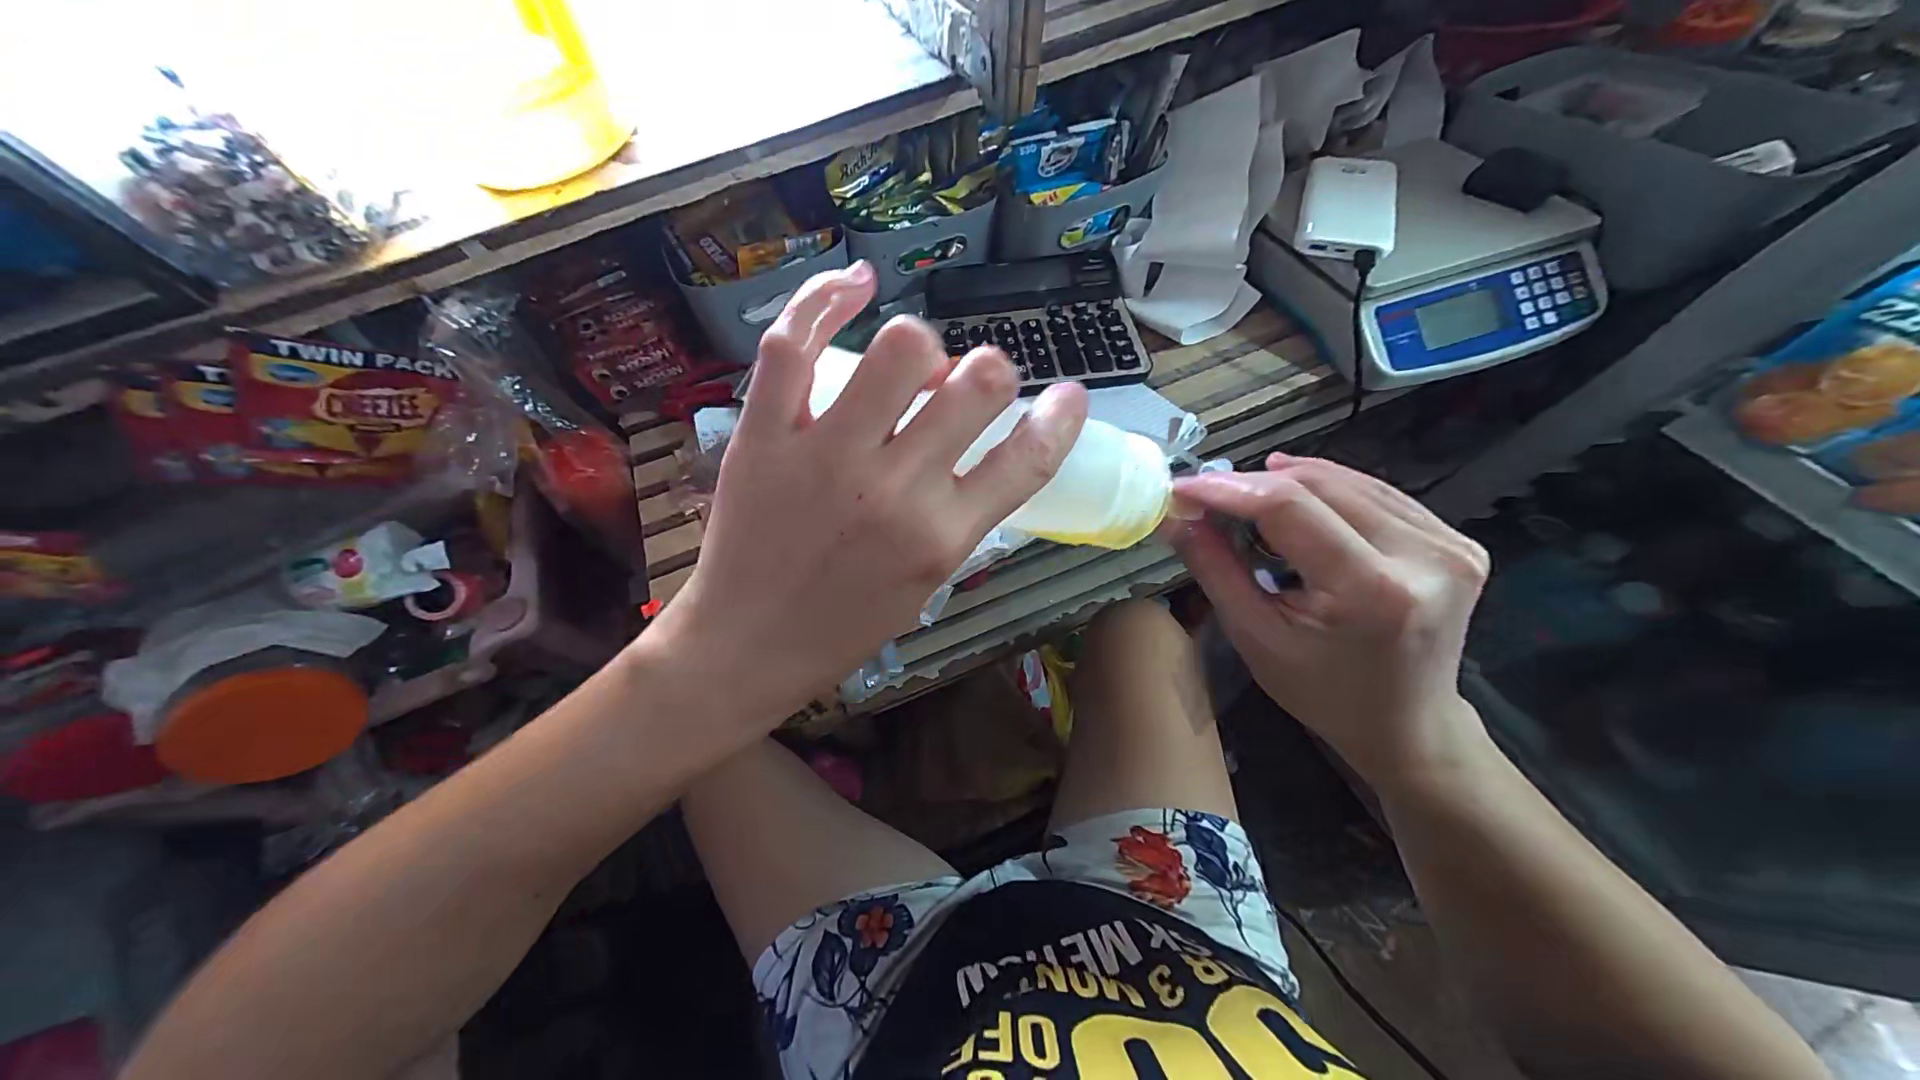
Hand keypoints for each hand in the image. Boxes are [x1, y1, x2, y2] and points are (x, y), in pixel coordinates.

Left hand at [647, 262, 1087, 727]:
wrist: (748, 645)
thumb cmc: (844, 626)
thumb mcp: (928, 584)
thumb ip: (962, 516)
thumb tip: (979, 444)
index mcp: (942, 537)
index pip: (1028, 459)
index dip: (1061, 417)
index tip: (1069, 395)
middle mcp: (895, 490)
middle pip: (976, 384)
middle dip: (988, 372)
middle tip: (967, 385)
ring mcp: (826, 455)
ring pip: (901, 348)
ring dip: (921, 345)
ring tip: (909, 364)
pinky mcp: (766, 434)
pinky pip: (795, 343)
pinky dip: (826, 298)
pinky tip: (856, 283)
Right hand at [1168, 453, 1490, 785]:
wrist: (1406, 725)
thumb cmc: (1323, 693)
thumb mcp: (1255, 636)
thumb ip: (1215, 568)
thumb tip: (1177, 516)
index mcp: (1374, 590)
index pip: (1290, 508)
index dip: (1229, 489)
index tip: (1184, 487)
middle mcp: (1425, 556)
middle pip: (1319, 485)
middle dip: (1251, 483)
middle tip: (1205, 494)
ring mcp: (1448, 544)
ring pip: (1348, 481)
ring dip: (1286, 481)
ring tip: (1239, 493)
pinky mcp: (1455, 540)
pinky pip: (1375, 493)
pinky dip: (1326, 488)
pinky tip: (1292, 490)